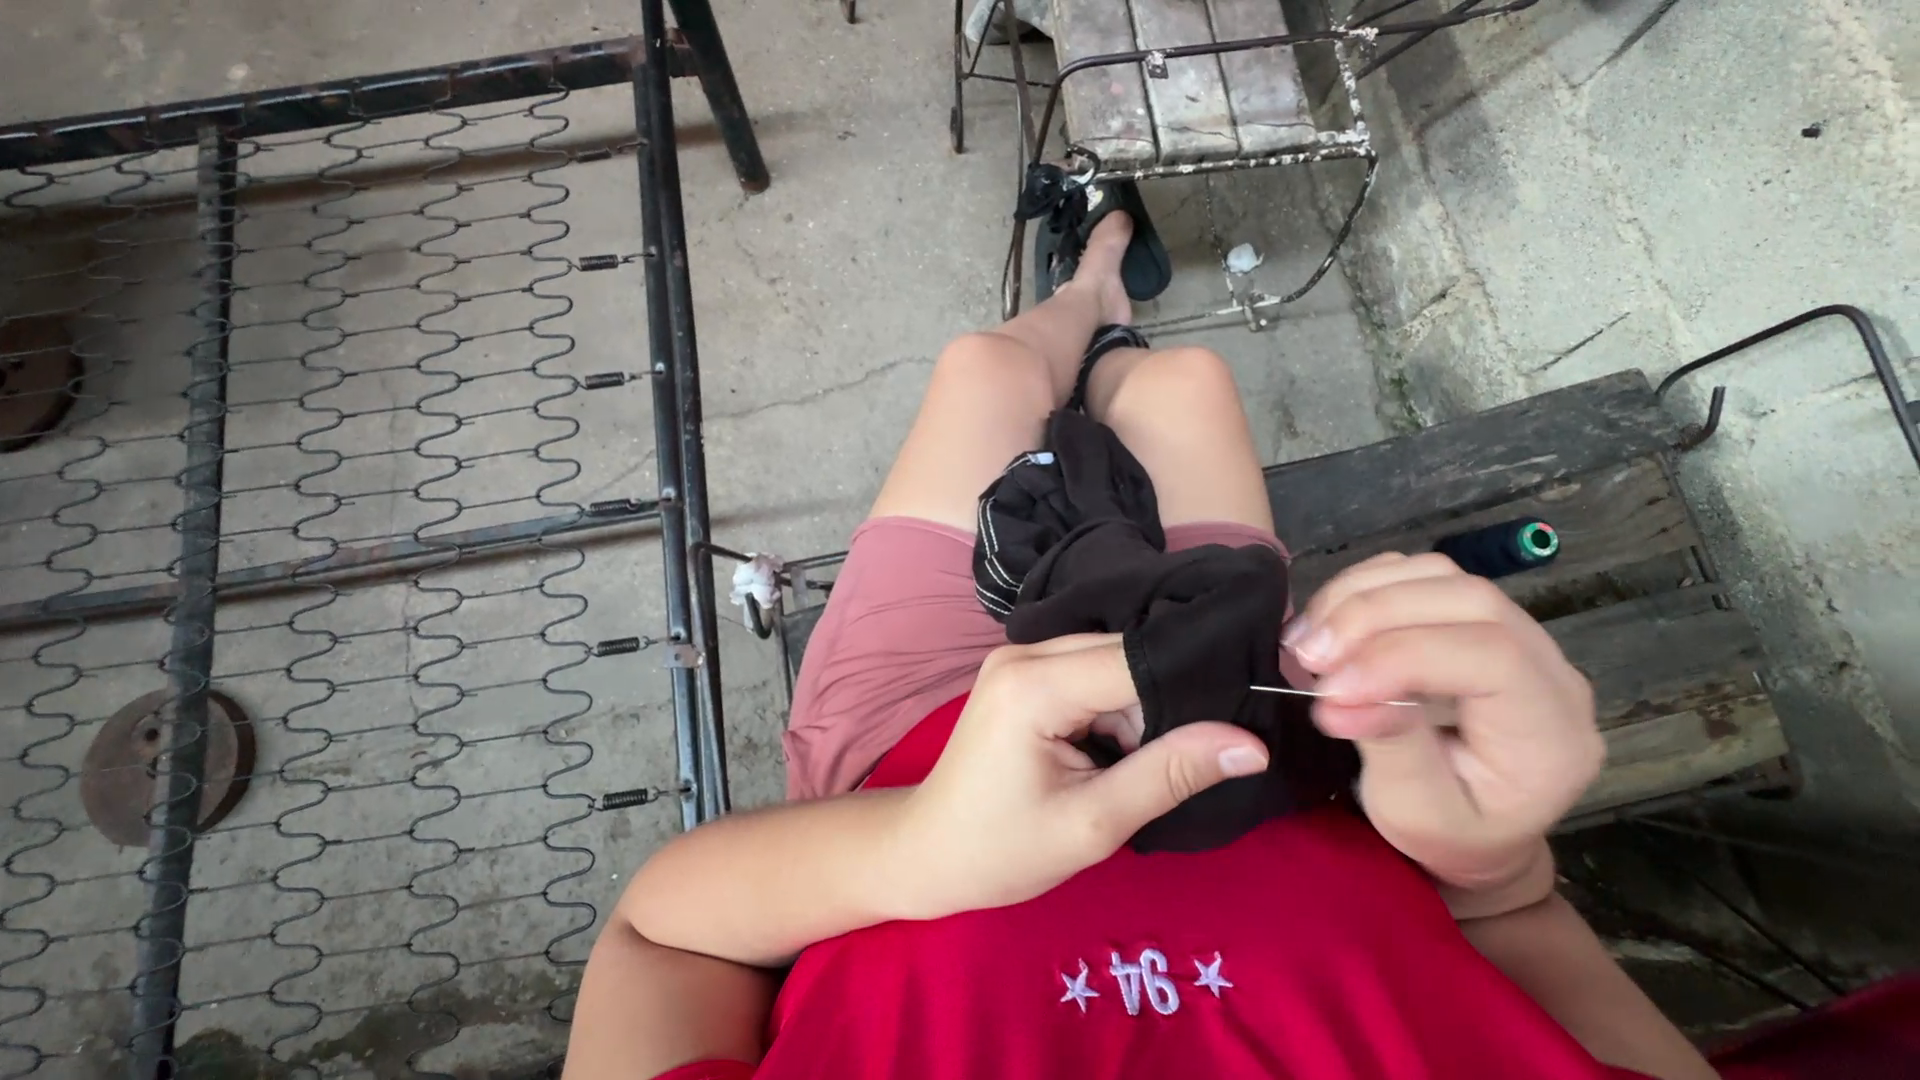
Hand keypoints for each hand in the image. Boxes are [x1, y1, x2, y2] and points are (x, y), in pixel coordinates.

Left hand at [894, 634, 1269, 919]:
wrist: (928, 853)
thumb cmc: (1002, 849)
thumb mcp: (1094, 823)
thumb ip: (1170, 774)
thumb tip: (1251, 744)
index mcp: (1034, 683)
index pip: (1138, 659)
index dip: (1192, 684)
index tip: (1243, 713)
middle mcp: (1024, 651)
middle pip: (1125, 653)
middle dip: (1162, 702)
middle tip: (1189, 756)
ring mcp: (1017, 658)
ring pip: (1111, 662)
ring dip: (1136, 709)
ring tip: (1134, 766)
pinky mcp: (1021, 673)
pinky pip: (1088, 673)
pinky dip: (1112, 709)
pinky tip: (1110, 752)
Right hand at [1285, 553, 1603, 908]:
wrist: (1472, 831)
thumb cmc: (1449, 833)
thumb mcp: (1417, 814)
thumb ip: (1392, 750)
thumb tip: (1338, 700)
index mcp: (1550, 731)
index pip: (1492, 657)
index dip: (1401, 658)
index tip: (1329, 690)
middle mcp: (1548, 669)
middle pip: (1469, 599)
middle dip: (1373, 615)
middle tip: (1307, 655)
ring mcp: (1512, 634)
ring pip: (1439, 575)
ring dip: (1359, 596)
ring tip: (1307, 642)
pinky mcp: (1468, 619)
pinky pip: (1416, 574)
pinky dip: (1360, 587)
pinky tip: (1323, 623)